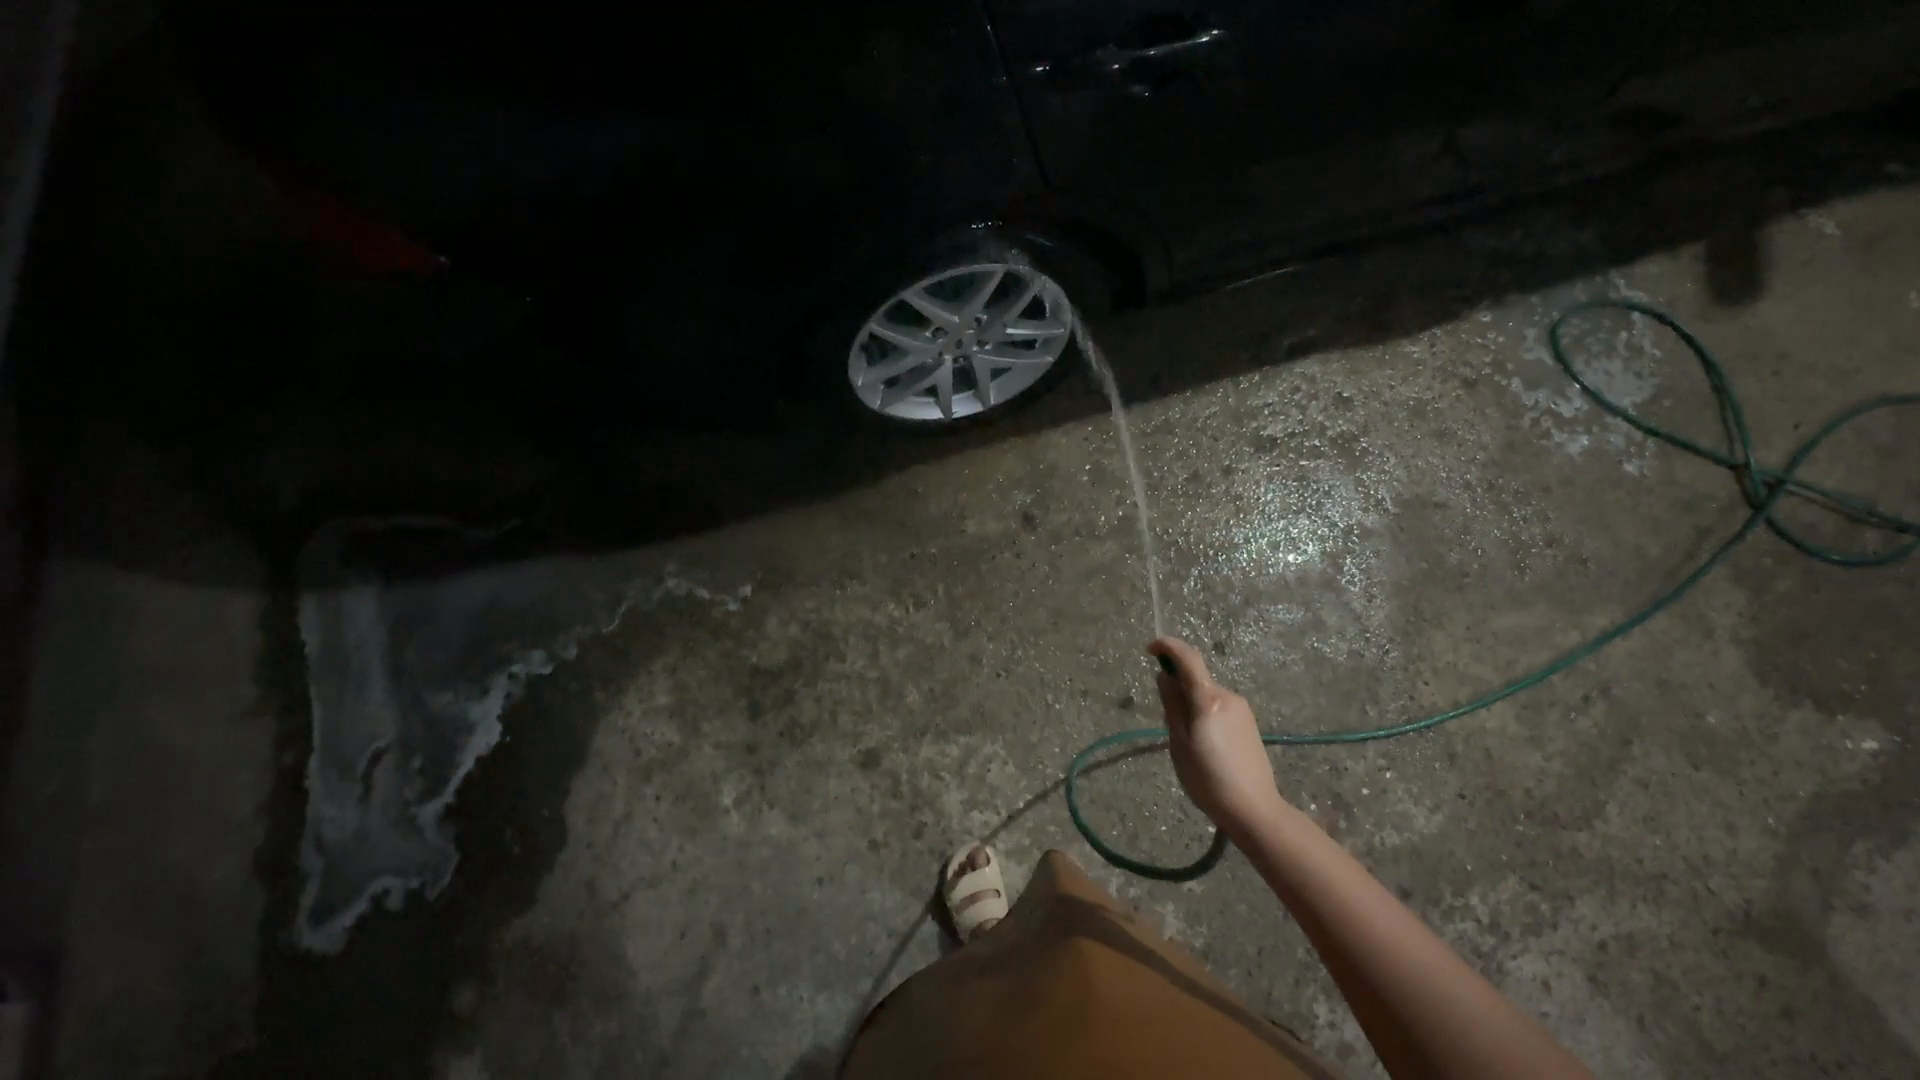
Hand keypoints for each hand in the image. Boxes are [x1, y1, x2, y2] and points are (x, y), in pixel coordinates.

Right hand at [1149, 637, 1284, 837]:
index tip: (1150, 648)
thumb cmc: (1208, 780)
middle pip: (1197, 679)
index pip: (1188, 659)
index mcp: (1209, 700)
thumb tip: (1164, 676)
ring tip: (1186, 743)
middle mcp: (1229, 697)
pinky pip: (1219, 707)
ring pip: (1207, 695)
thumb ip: (1172, 706)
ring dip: (1191, 704)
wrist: (1254, 809)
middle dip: (1177, 688)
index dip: (1168, 647)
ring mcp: (1242, 710)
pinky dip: (1204, 714)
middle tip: (1166, 723)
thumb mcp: (1179, 744)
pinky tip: (1205, 746)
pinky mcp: (1249, 723)